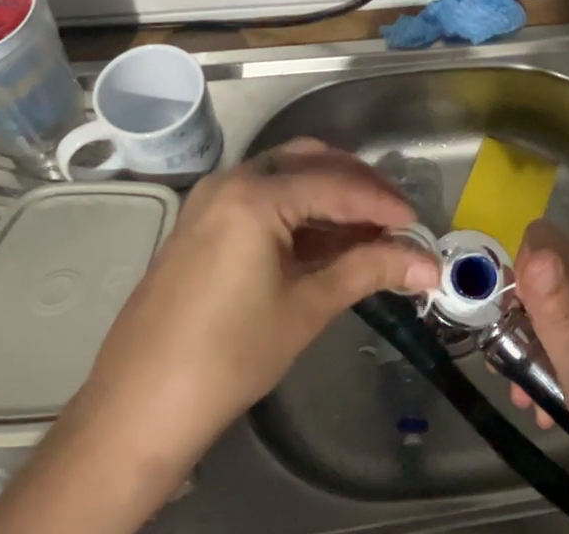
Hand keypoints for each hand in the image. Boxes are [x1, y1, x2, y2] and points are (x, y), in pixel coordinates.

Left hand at [0, 139, 437, 533]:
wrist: (140, 405)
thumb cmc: (229, 355)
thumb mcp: (306, 308)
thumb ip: (369, 271)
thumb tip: (428, 265)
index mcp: (255, 195)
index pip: (336, 184)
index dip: (383, 203)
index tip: (419, 224)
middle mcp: (230, 181)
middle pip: (310, 163)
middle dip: (358, 187)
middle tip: (396, 220)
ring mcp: (209, 200)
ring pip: (284, 176)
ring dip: (329, 196)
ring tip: (368, 232)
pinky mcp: (201, 223)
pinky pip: (261, 198)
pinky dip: (298, 210)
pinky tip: (324, 240)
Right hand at [511, 220, 568, 533]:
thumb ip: (555, 310)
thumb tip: (532, 247)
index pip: (542, 239)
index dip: (512, 270)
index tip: (501, 317)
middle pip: (545, 280)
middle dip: (517, 317)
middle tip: (507, 368)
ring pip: (559, 315)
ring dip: (533, 349)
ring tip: (527, 401)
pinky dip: (557, 365)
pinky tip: (554, 408)